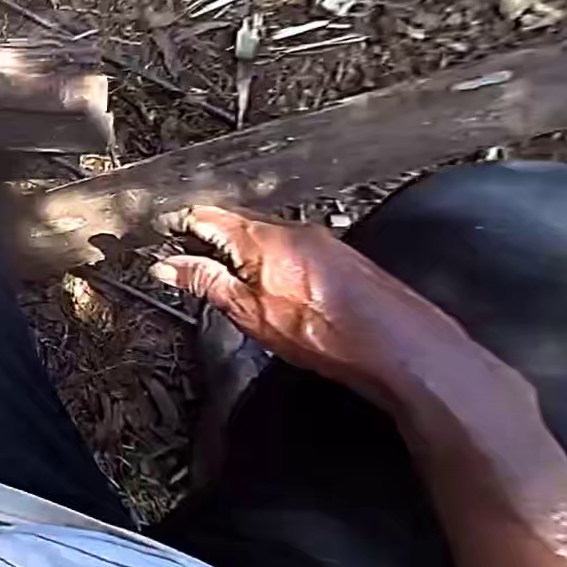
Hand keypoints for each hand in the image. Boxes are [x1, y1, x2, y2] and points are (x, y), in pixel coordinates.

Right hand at [148, 205, 492, 402]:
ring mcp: (317, 238)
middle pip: (232, 219)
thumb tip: (167, 265)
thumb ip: (205, 282)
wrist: (406, 351)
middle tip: (180, 251)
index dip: (177, 222)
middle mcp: (290, 228)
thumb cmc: (329, 334)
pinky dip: (262, 253)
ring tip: (217, 267)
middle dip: (203, 232)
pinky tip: (263, 278)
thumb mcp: (250, 311)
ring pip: (260, 231)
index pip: (205, 215)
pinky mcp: (337, 255)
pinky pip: (286, 243)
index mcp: (261, 237)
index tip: (160, 232)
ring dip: (234, 244)